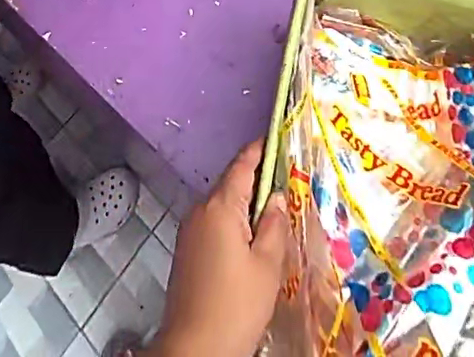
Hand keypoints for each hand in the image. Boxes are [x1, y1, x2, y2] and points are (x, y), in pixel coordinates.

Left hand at [149, 142, 289, 356]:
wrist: (194, 350)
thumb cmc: (236, 307)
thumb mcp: (266, 266)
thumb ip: (274, 226)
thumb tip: (277, 197)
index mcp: (220, 206)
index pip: (242, 165)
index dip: (260, 150)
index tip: (276, 138)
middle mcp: (200, 209)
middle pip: (232, 184)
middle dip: (257, 181)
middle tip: (286, 183)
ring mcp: (190, 230)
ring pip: (223, 205)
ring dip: (245, 205)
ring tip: (274, 215)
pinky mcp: (186, 250)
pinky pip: (214, 223)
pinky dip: (233, 223)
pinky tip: (250, 241)